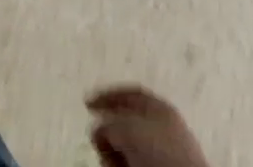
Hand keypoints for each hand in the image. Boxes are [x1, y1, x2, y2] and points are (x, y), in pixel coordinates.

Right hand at [87, 86, 208, 166]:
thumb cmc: (158, 152)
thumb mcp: (126, 130)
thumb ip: (107, 124)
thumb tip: (99, 132)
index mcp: (159, 106)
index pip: (128, 93)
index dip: (106, 96)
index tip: (87, 105)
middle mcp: (163, 123)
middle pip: (125, 120)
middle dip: (108, 131)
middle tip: (97, 139)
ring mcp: (164, 147)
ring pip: (128, 143)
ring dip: (113, 149)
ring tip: (109, 158)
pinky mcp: (162, 166)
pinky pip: (135, 159)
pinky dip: (122, 161)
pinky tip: (118, 166)